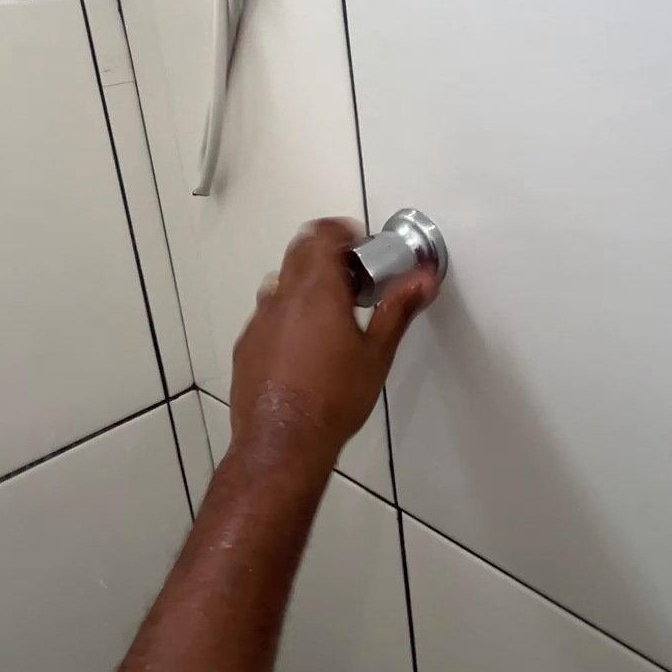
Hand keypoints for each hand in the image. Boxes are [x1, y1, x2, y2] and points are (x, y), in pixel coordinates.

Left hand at [229, 218, 438, 471]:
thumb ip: (399, 308)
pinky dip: (286, 313)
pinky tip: (303, 344)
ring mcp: (259, 321)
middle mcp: (282, 297)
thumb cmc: (334, 398)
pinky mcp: (246, 345)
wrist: (284, 442)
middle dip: (325, 252)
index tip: (359, 240)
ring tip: (329, 309)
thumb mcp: (377, 353)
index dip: (341, 230)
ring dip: (304, 283)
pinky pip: (267, 314)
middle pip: (298, 251)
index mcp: (317, 291)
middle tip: (352, 273)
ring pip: (280, 283)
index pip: (322, 235)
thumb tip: (424, 279)